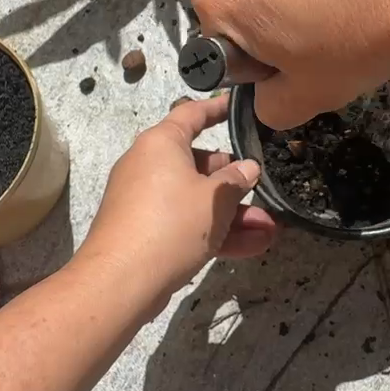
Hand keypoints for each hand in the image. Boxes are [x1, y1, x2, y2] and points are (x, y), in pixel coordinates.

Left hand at [79, 94, 277, 294]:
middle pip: (200, 163)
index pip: (193, 114)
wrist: (119, 283)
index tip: (239, 106)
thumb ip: (236, 180)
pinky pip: (187, 222)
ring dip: (233, 213)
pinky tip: (251, 246)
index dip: (218, 109)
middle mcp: (150, 166)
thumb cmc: (171, 224)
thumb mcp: (215, 199)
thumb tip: (248, 167)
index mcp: (161, 144)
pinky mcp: (146, 232)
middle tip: (264, 187)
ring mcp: (146, 201)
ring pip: (198, 199)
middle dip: (236, 181)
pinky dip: (215, 230)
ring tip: (269, 228)